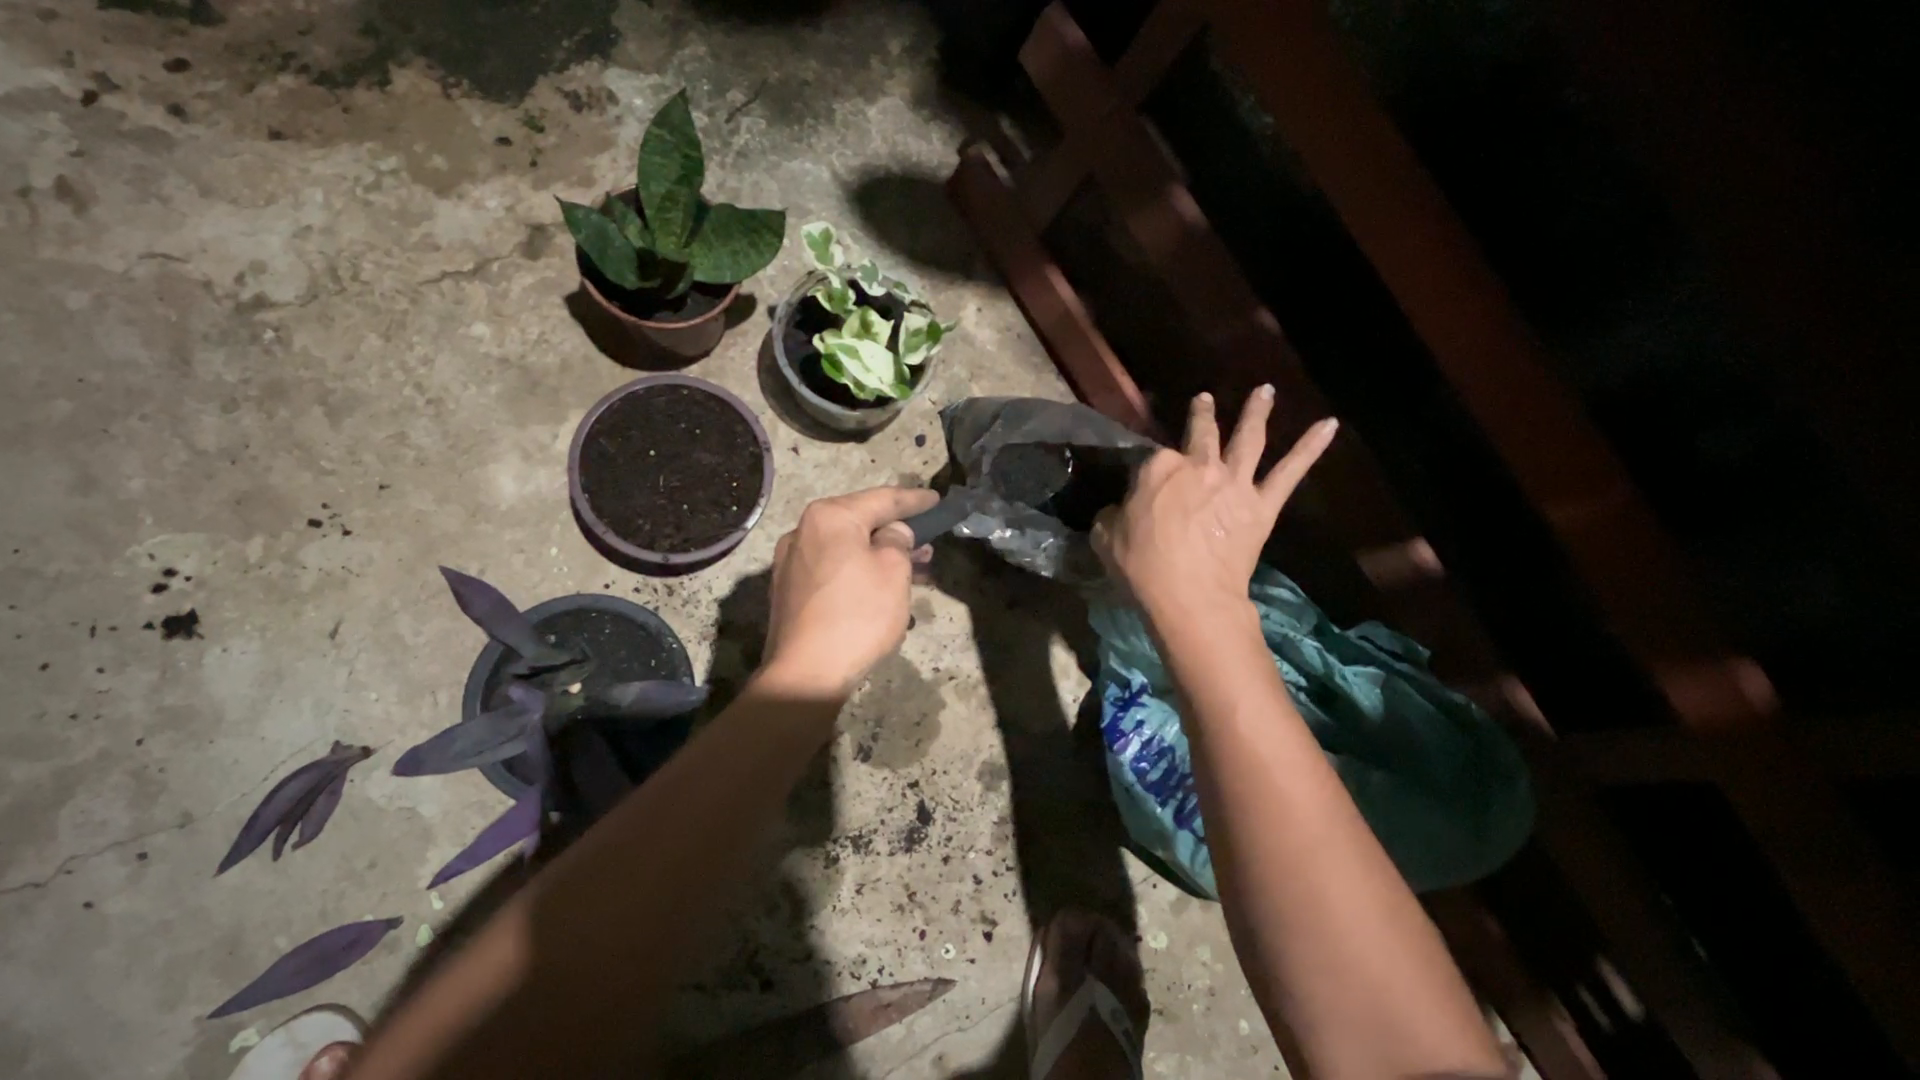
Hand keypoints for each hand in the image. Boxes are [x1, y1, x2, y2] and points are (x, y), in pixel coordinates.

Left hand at [760, 486, 938, 699]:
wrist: (806, 673)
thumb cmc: (858, 614)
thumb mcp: (894, 570)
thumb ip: (898, 541)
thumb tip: (893, 533)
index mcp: (829, 516)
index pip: (882, 498)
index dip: (914, 500)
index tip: (937, 500)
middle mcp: (803, 531)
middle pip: (860, 523)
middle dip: (897, 533)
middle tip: (929, 543)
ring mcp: (792, 563)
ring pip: (847, 550)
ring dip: (881, 557)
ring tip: (915, 572)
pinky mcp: (790, 592)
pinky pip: (834, 572)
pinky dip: (860, 574)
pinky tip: (882, 592)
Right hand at [1093, 386, 1336, 620]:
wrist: (1191, 596)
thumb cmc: (1142, 567)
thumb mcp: (1105, 537)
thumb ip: (1111, 516)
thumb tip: (1117, 512)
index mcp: (1158, 469)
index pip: (1152, 458)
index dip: (1148, 470)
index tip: (1144, 480)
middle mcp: (1199, 465)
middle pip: (1201, 434)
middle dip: (1202, 414)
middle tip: (1205, 399)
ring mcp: (1235, 482)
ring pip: (1248, 438)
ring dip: (1257, 411)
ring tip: (1265, 391)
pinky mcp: (1263, 505)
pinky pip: (1290, 472)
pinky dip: (1311, 447)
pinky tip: (1330, 424)